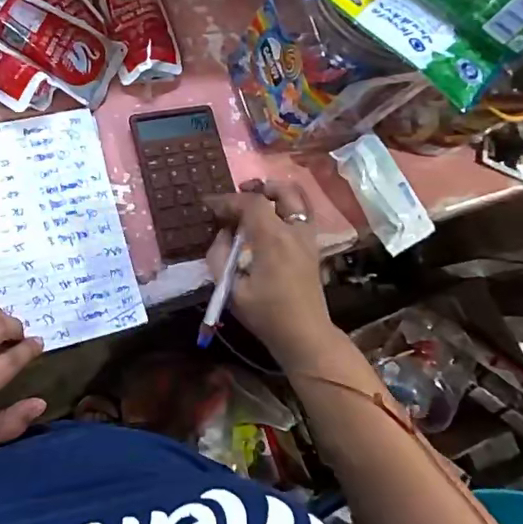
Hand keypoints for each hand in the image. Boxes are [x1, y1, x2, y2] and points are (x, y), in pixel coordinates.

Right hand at [205, 181, 340, 369]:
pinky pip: (303, 214)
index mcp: (273, 238)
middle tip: (239, 194)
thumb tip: (222, 234)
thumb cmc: (266, 314)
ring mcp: (308, 237)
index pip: (251, 203)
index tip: (209, 205)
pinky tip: (271, 221)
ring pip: (298, 199)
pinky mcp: (313, 247)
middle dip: (258, 187)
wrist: (305, 336)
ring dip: (276, 194)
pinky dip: (287, 207)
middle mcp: (294, 230)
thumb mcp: (232, 288)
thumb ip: (219, 255)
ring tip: (256, 204)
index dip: (227, 199)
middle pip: (282, 190)